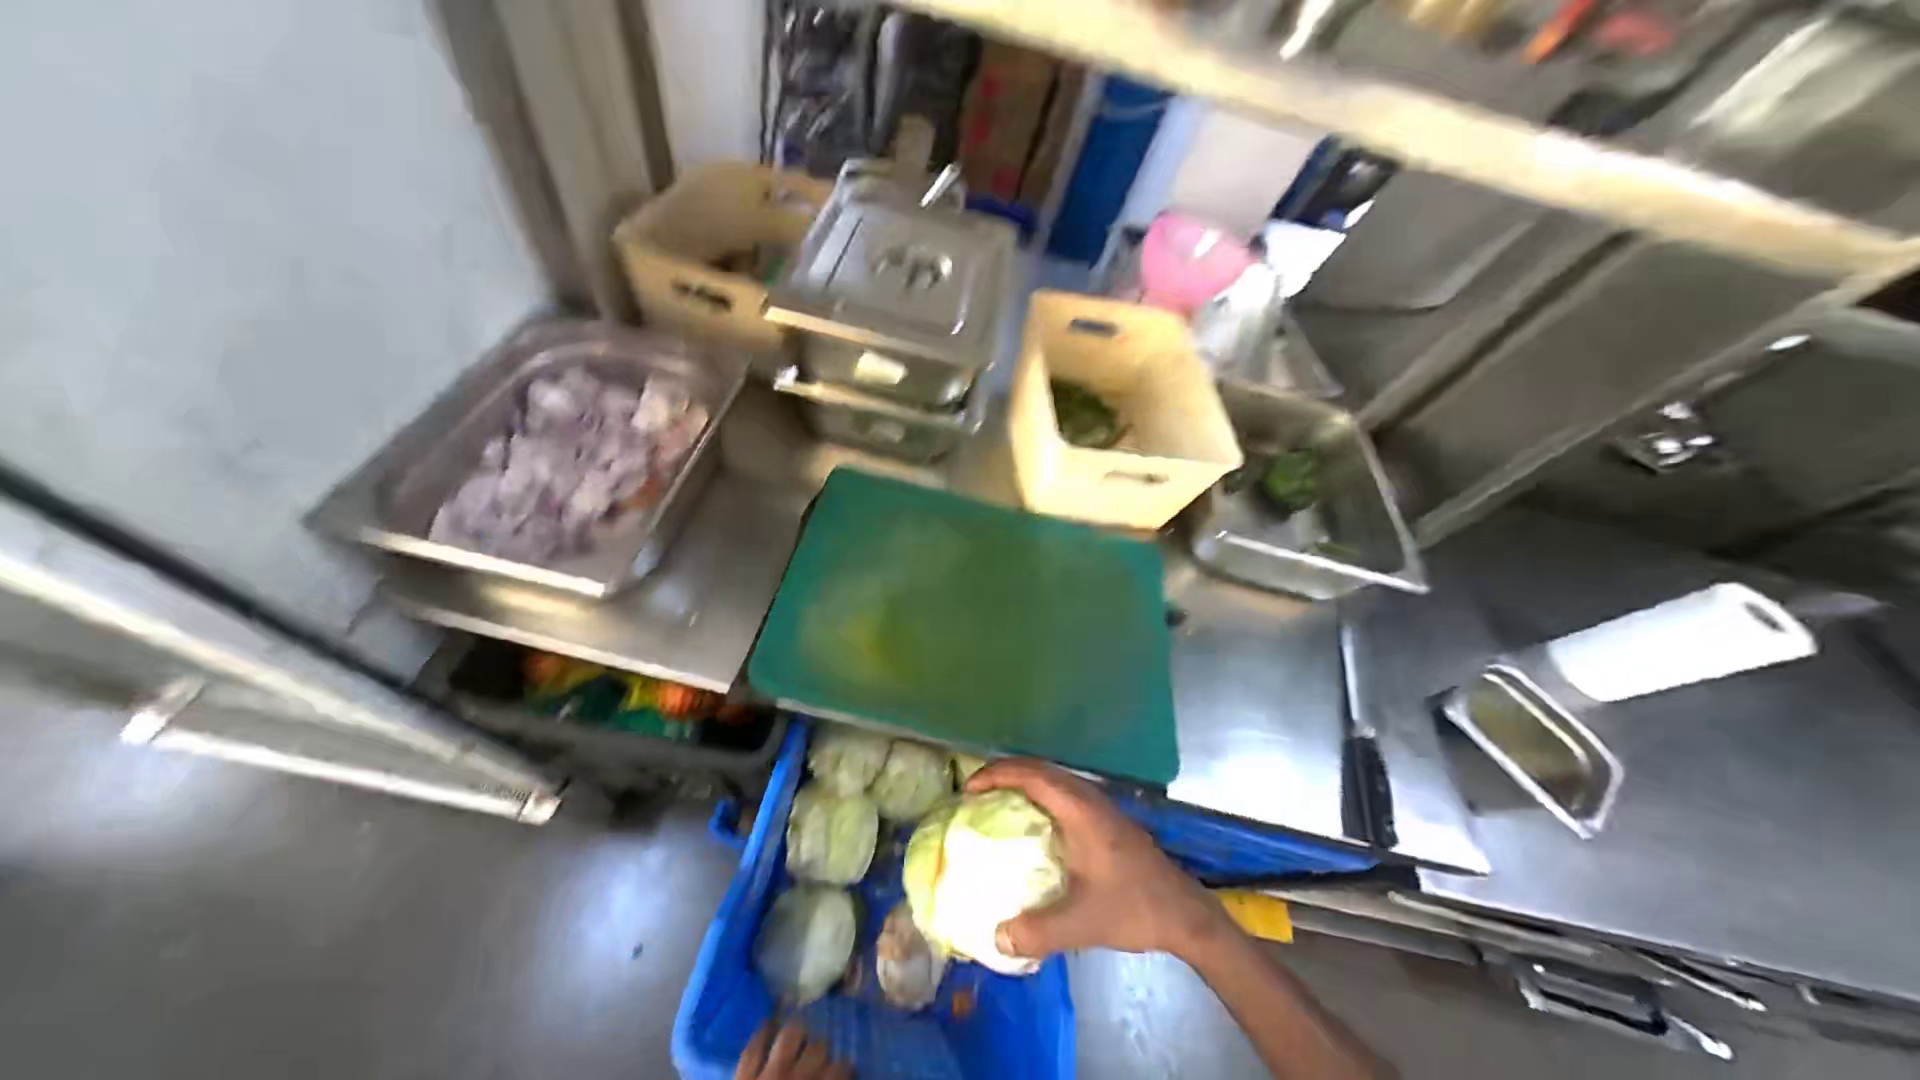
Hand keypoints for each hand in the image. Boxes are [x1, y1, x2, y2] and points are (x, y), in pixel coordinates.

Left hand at [734, 1019, 849, 1079]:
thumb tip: (845, 1079)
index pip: (841, 1069)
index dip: (845, 1070)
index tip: (844, 1074)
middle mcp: (798, 1078)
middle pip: (818, 1047)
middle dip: (821, 1052)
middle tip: (819, 1060)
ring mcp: (769, 1075)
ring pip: (789, 1035)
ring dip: (797, 1034)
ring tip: (799, 1036)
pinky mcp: (743, 1079)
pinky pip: (752, 1049)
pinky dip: (761, 1034)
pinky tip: (768, 1024)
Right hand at [966, 759, 1232, 962]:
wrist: (1185, 913)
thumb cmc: (1134, 908)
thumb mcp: (1083, 923)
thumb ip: (1038, 931)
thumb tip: (995, 937)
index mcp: (1080, 811)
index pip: (1032, 775)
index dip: (997, 774)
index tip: (969, 789)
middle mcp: (1090, 799)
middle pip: (1040, 768)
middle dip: (1004, 772)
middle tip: (974, 792)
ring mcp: (1101, 807)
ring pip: (1054, 778)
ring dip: (1023, 781)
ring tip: (996, 801)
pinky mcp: (1107, 820)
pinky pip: (1063, 791)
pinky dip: (1039, 794)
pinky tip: (1032, 823)